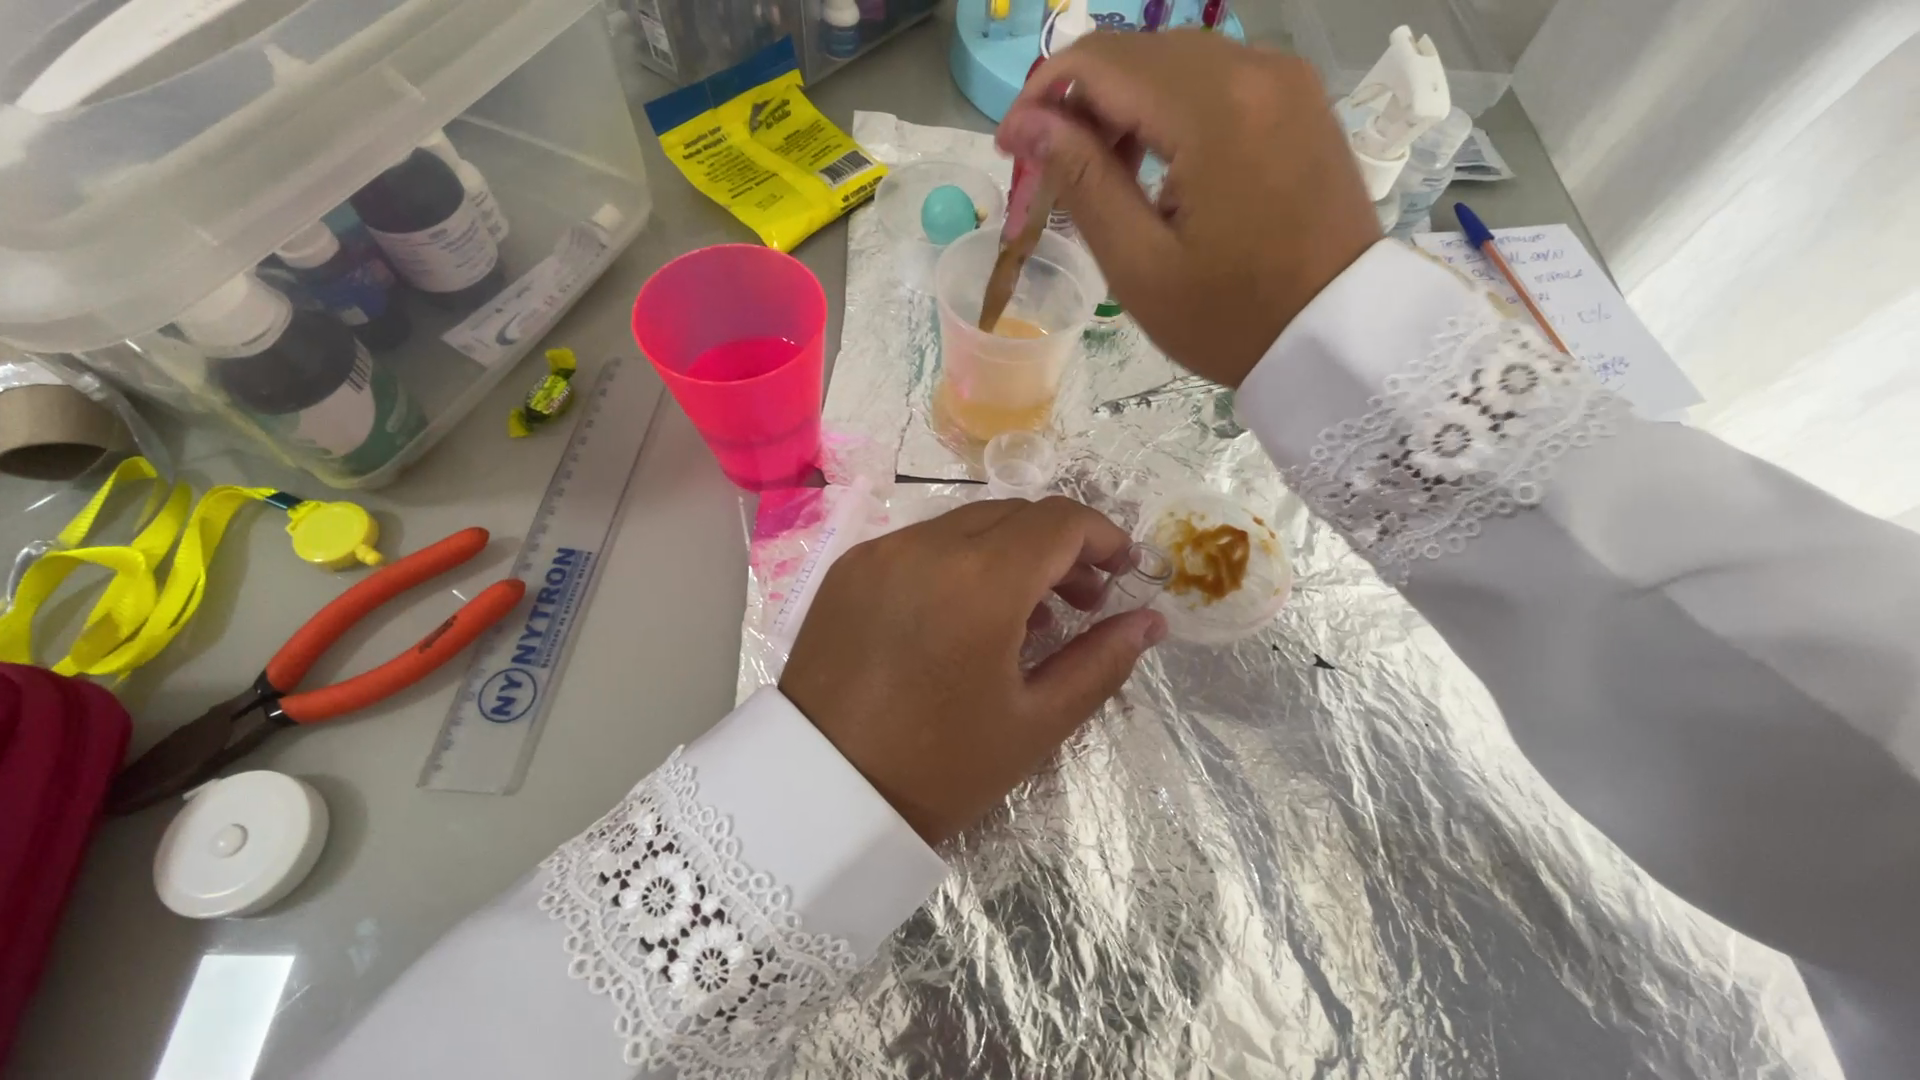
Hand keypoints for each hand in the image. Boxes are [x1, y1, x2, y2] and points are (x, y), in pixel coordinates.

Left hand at [779, 497, 1167, 844]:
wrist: (819, 794)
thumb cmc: (937, 768)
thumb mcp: (1035, 723)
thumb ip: (1102, 662)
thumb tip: (1150, 621)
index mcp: (979, 581)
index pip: (1060, 521)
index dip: (1105, 537)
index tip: (1126, 573)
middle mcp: (926, 545)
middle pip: (1016, 515)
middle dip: (1061, 547)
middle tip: (1083, 602)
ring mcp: (880, 551)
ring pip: (968, 524)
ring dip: (1012, 552)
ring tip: (1028, 617)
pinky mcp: (848, 568)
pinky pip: (923, 543)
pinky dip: (961, 562)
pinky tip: (966, 617)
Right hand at [997, 31, 1379, 387]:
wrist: (1338, 334)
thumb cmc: (1232, 318)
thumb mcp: (1140, 265)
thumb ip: (1082, 181)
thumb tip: (1028, 123)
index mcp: (1213, 109)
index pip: (1098, 61)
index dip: (1039, 95)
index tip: (1010, 149)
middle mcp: (1254, 67)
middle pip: (1135, 52)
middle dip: (1078, 101)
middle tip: (1050, 171)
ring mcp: (1284, 78)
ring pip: (1173, 61)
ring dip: (1121, 105)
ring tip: (1101, 175)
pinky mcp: (1298, 98)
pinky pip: (1214, 79)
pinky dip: (1168, 108)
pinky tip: (1155, 163)